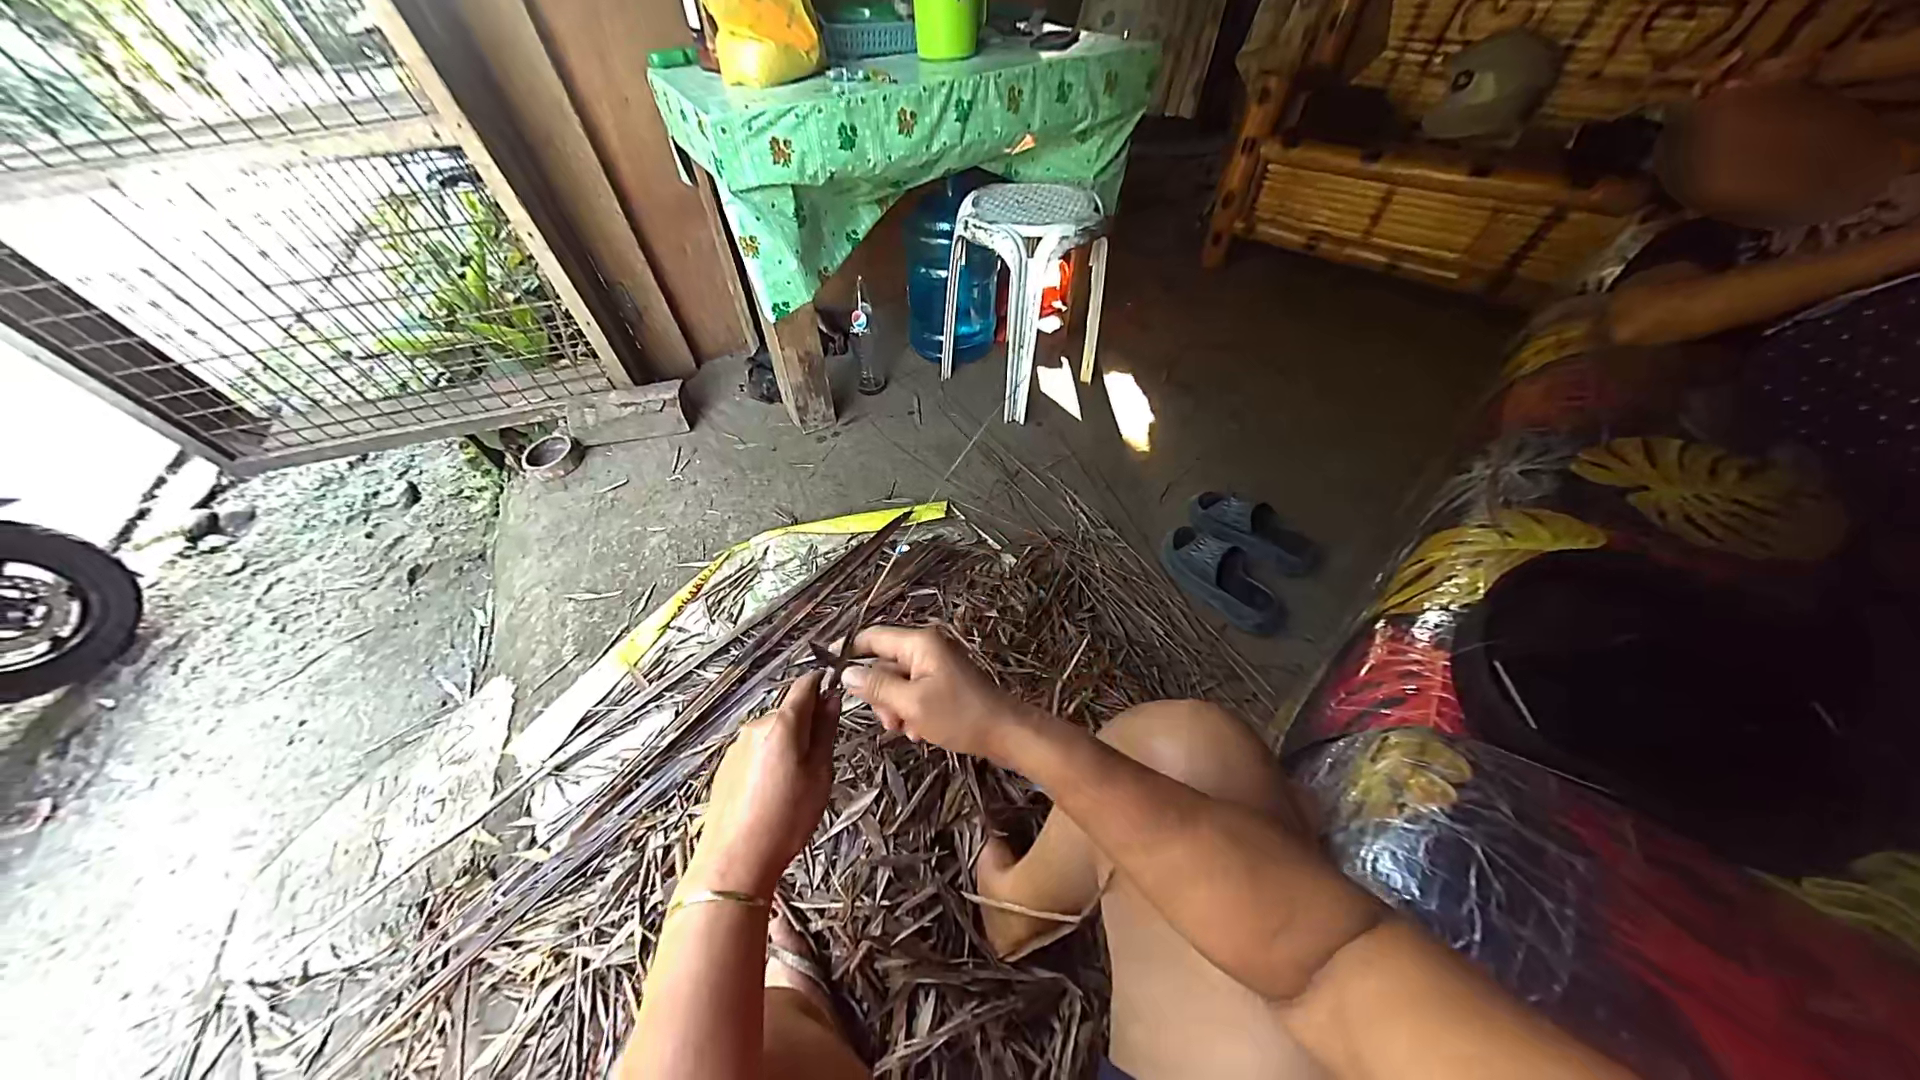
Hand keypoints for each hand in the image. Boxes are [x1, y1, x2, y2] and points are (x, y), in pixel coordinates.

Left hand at [685, 671, 837, 896]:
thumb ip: (826, 730)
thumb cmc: (782, 820)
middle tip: (821, 756)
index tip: (832, 692)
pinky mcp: (726, 766)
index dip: (822, 685)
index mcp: (783, 723)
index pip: (805, 685)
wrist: (736, 860)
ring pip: (772, 732)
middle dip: (807, 724)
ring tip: (796, 783)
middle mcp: (756, 727)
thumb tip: (831, 701)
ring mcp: (738, 746)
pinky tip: (774, 792)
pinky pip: (756, 751)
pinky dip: (769, 761)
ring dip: (787, 745)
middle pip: (789, 711)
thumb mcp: (820, 773)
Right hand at [841, 626, 1037, 762]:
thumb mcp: (911, 704)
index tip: (829, 670)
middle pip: (884, 664)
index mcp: (919, 643)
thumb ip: (877, 687)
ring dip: (896, 707)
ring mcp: (936, 664)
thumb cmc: (959, 716)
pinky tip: (920, 730)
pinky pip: (914, 692)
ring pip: (898, 682)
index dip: (849, 651)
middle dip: (880, 695)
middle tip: (890, 721)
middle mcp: (926, 647)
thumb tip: (846, 672)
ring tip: (908, 729)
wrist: (1005, 732)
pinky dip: (911, 710)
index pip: (872, 637)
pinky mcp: (944, 681)